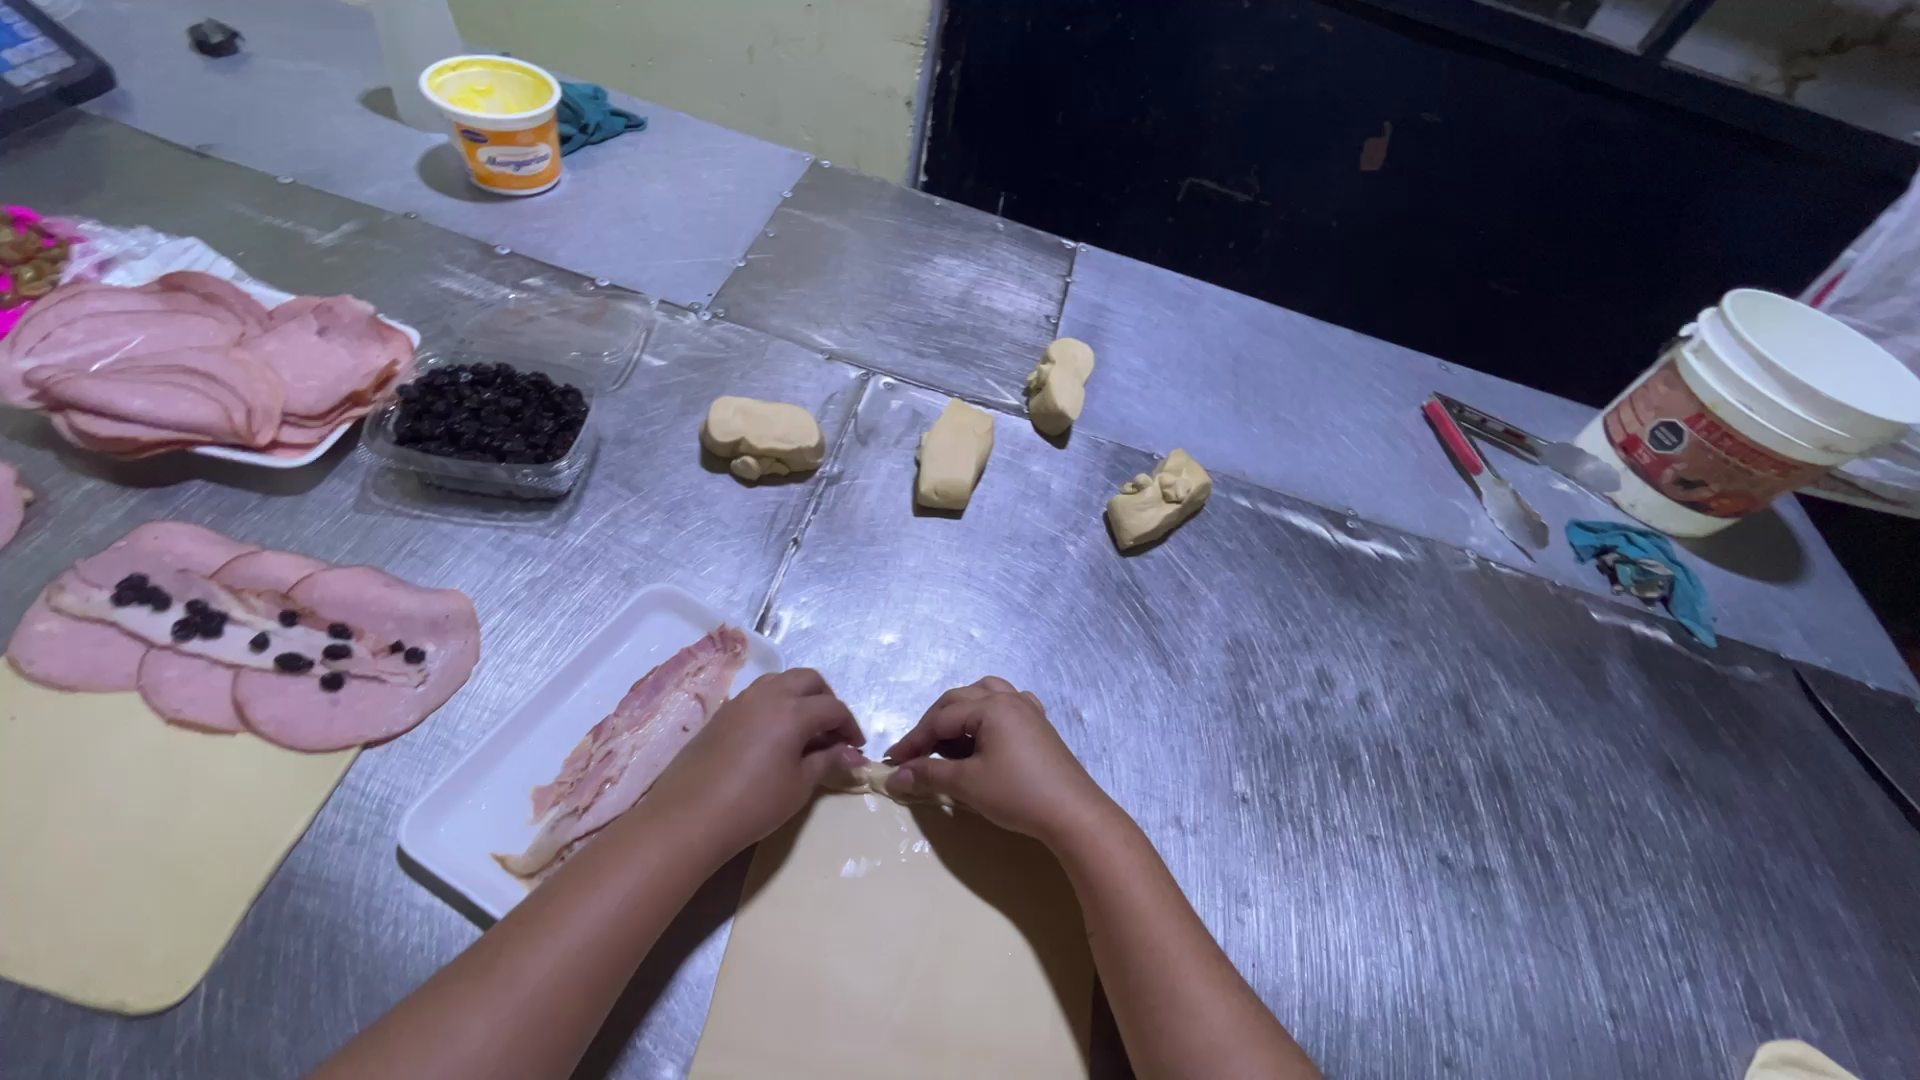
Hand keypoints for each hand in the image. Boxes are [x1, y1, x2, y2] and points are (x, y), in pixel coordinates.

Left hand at [645, 668, 865, 856]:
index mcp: (793, 711)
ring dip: (799, 697)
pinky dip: (775, 705)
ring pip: (780, 681)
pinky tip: (774, 735)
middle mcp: (768, 695)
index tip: (856, 747)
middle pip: (808, 680)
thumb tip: (852, 754)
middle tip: (832, 731)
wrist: (688, 818)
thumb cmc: (753, 804)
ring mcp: (741, 701)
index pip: (833, 707)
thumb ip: (827, 762)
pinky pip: (758, 696)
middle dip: (827, 700)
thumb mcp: (799, 786)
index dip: (850, 726)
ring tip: (804, 730)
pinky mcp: (721, 714)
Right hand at [884, 676, 1119, 847]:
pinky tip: (986, 733)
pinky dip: (988, 714)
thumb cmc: (1018, 794)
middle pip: (959, 700)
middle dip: (933, 725)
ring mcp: (1028, 710)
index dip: (914, 740)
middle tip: (915, 753)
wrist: (1073, 814)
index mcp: (991, 706)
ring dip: (960, 714)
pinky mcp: (1040, 726)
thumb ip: (929, 775)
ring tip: (947, 740)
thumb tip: (896, 777)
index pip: (940, 718)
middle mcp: (1009, 699)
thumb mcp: (967, 784)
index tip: (893, 760)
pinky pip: (1008, 705)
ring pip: (985, 695)